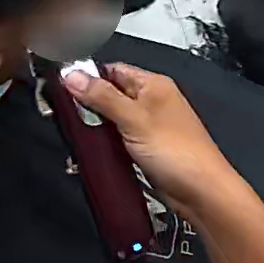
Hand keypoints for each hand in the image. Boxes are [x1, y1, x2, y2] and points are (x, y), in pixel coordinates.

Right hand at [60, 63, 238, 212]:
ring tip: (78, 143)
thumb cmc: (177, 151)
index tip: (61, 89)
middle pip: (109, 97)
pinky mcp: (146, 151)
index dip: (88, 77)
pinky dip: (104, 149)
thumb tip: (73, 75)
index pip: (112, 70)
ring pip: (111, 123)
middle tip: (68, 121)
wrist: (201, 192)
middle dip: (87, 109)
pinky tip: (92, 158)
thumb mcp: (134, 119)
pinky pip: (118, 144)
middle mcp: (151, 103)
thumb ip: (102, 97)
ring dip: (94, 133)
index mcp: (153, 85)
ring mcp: (148, 128)